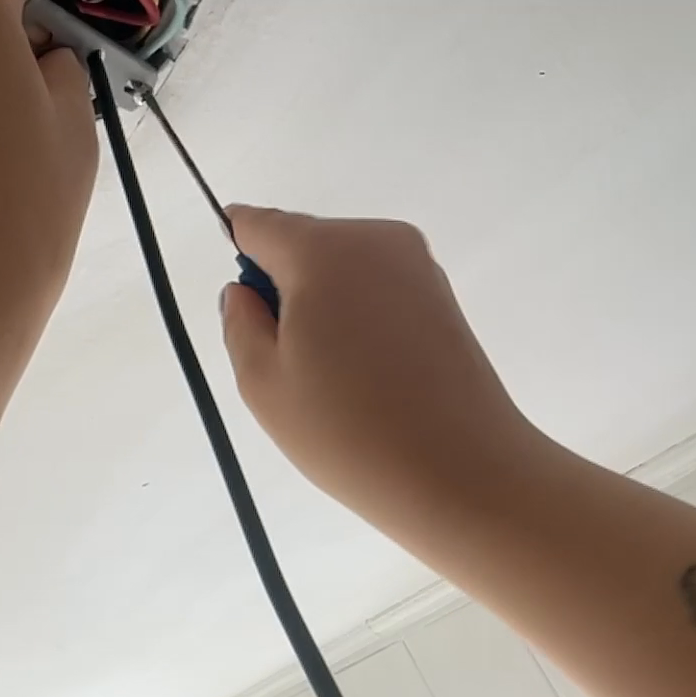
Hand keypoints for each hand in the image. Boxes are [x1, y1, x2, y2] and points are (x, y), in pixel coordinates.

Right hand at [220, 207, 557, 528]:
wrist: (459, 472)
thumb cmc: (346, 431)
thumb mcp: (262, 383)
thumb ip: (239, 323)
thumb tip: (244, 292)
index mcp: (323, 250)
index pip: (258, 224)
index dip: (236, 254)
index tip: (239, 306)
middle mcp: (376, 239)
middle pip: (303, 245)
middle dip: (282, 292)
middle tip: (286, 367)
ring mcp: (417, 266)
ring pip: (340, 271)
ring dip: (320, 310)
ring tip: (330, 382)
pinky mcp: (442, 298)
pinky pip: (375, 292)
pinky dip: (356, 323)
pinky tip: (364, 380)